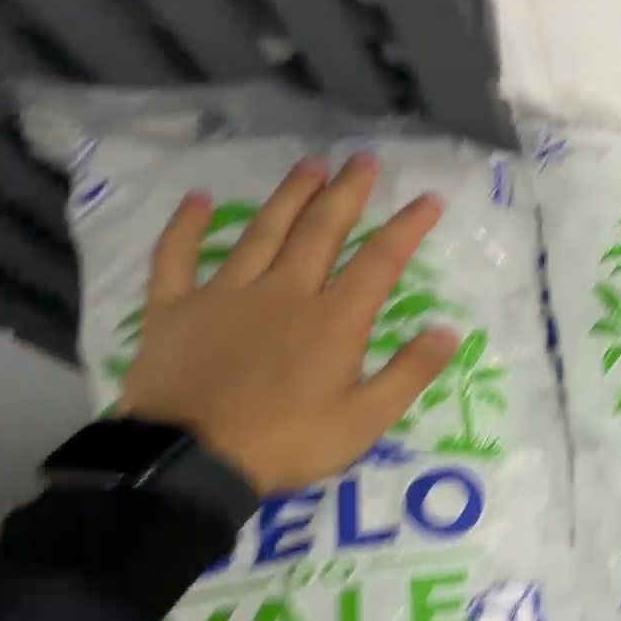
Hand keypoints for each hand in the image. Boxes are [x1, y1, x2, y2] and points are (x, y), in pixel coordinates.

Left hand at [120, 154, 459, 494]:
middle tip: (363, 160)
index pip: (380, 261)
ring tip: (308, 165)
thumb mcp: (369, 418)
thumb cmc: (291, 441)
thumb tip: (447, 330)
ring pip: (260, 232)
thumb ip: (410, 371)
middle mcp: (284, 293)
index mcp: (335, 320)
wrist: (189, 461)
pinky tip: (197, 200)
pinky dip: (186, 226)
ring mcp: (225, 295)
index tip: (428, 199)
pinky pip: (177, 257)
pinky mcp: (174, 309)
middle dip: (346, 193)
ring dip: (288, 196)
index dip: (407, 227)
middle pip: (319, 231)